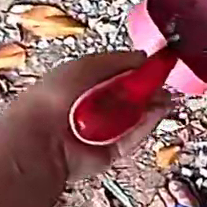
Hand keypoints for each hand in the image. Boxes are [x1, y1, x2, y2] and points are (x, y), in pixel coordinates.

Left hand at [1, 52, 171, 181]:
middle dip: (150, 89)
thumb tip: (145, 57)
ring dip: (153, 105)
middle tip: (163, 85)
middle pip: (132, 96)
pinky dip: (147, 123)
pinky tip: (157, 112)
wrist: (41, 141)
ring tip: (165, 98)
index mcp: (81, 85)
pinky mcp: (113, 149)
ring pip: (138, 115)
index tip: (157, 66)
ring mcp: (104, 130)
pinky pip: (136, 134)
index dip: (139, 70)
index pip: (118, 75)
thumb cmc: (54, 98)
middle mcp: (93, 107)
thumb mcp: (84, 66)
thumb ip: (117, 60)